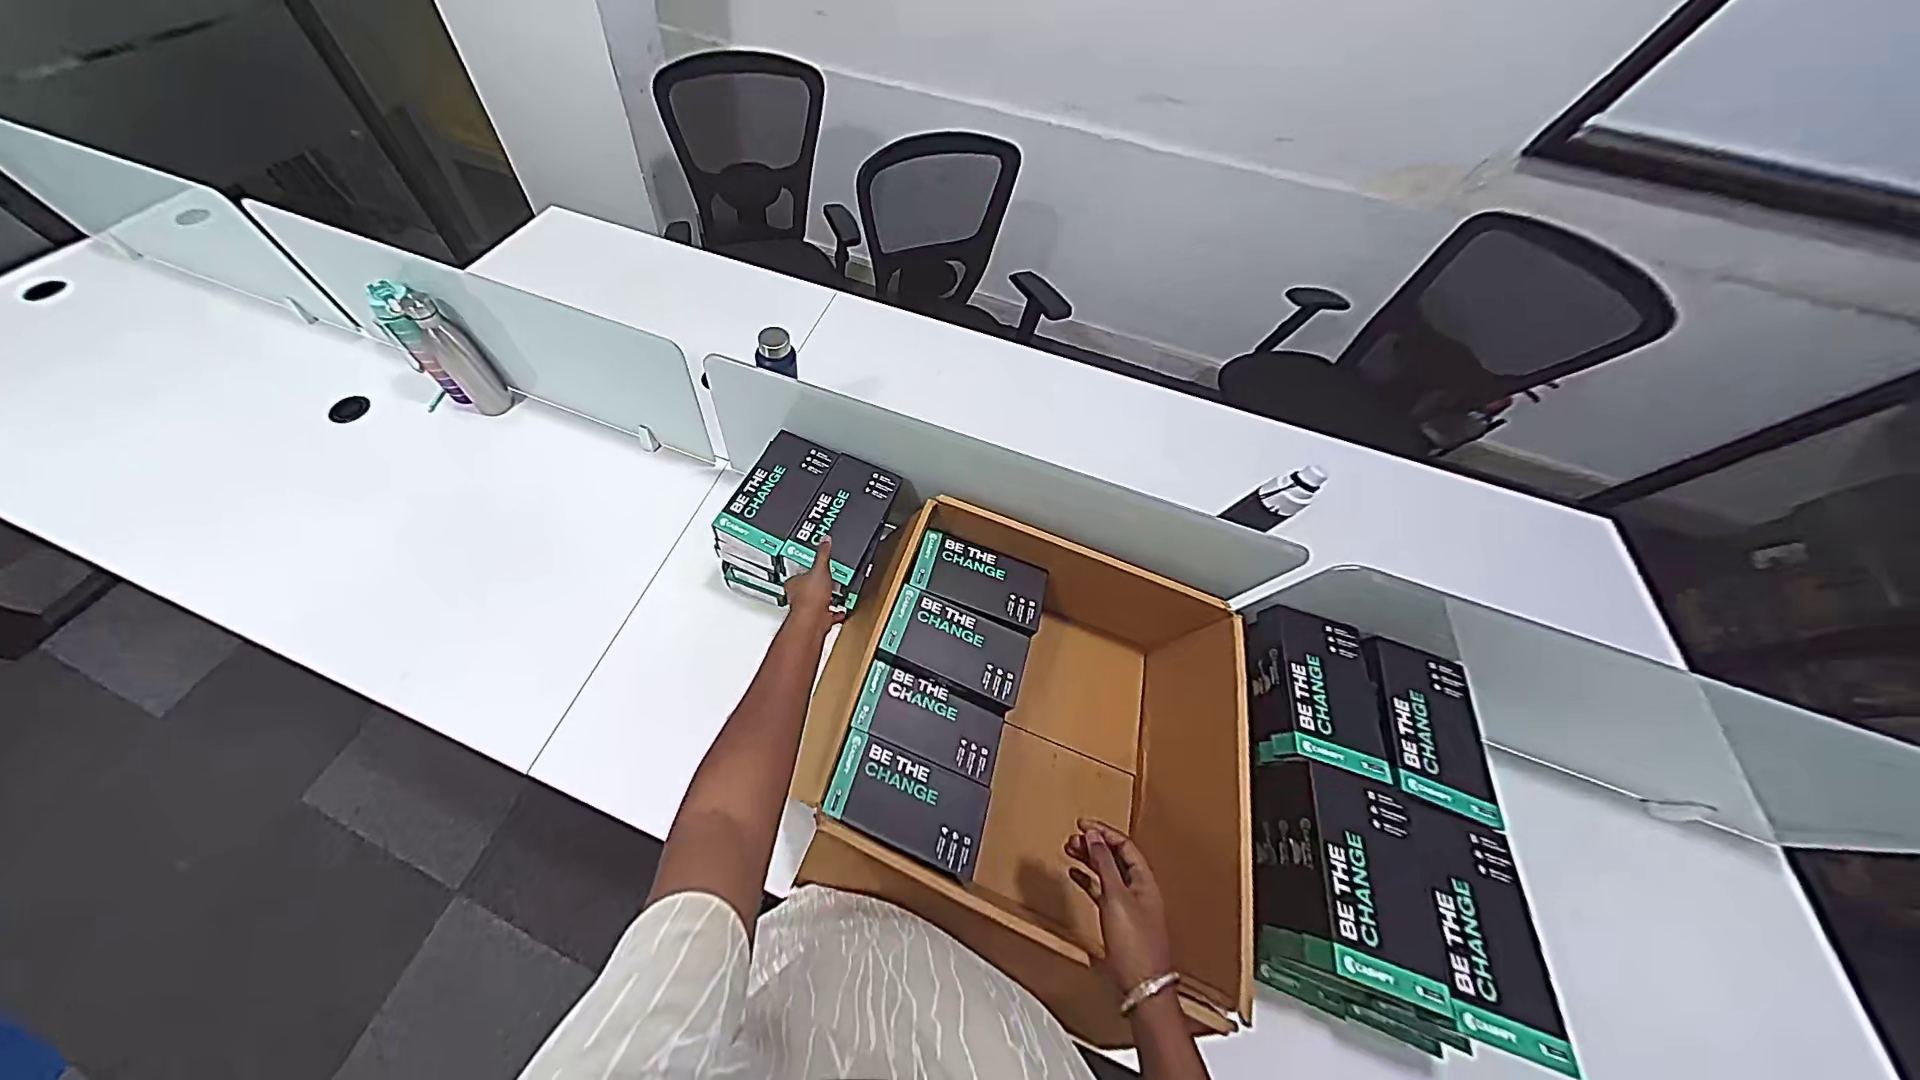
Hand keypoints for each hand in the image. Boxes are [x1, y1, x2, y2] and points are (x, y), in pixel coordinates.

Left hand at [783, 536, 845, 631]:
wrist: (815, 620)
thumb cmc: (811, 597)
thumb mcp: (820, 568)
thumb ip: (823, 553)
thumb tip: (825, 540)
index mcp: (794, 583)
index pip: (798, 573)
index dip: (806, 570)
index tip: (814, 567)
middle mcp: (798, 596)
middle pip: (807, 588)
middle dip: (817, 585)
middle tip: (826, 580)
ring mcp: (808, 608)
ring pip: (817, 601)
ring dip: (826, 598)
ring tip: (835, 593)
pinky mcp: (818, 618)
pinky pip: (828, 614)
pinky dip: (835, 612)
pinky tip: (841, 610)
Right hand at [1066, 818, 1174, 996]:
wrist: (1141, 988)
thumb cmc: (1134, 945)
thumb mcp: (1116, 897)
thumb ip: (1104, 864)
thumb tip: (1094, 836)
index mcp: (1144, 880)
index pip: (1124, 845)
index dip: (1103, 831)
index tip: (1083, 824)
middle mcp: (1139, 890)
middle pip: (1115, 858)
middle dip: (1094, 845)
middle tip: (1073, 837)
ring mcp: (1129, 906)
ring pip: (1107, 873)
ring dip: (1089, 860)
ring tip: (1070, 850)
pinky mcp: (1119, 921)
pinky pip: (1102, 891)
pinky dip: (1088, 880)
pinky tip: (1076, 875)